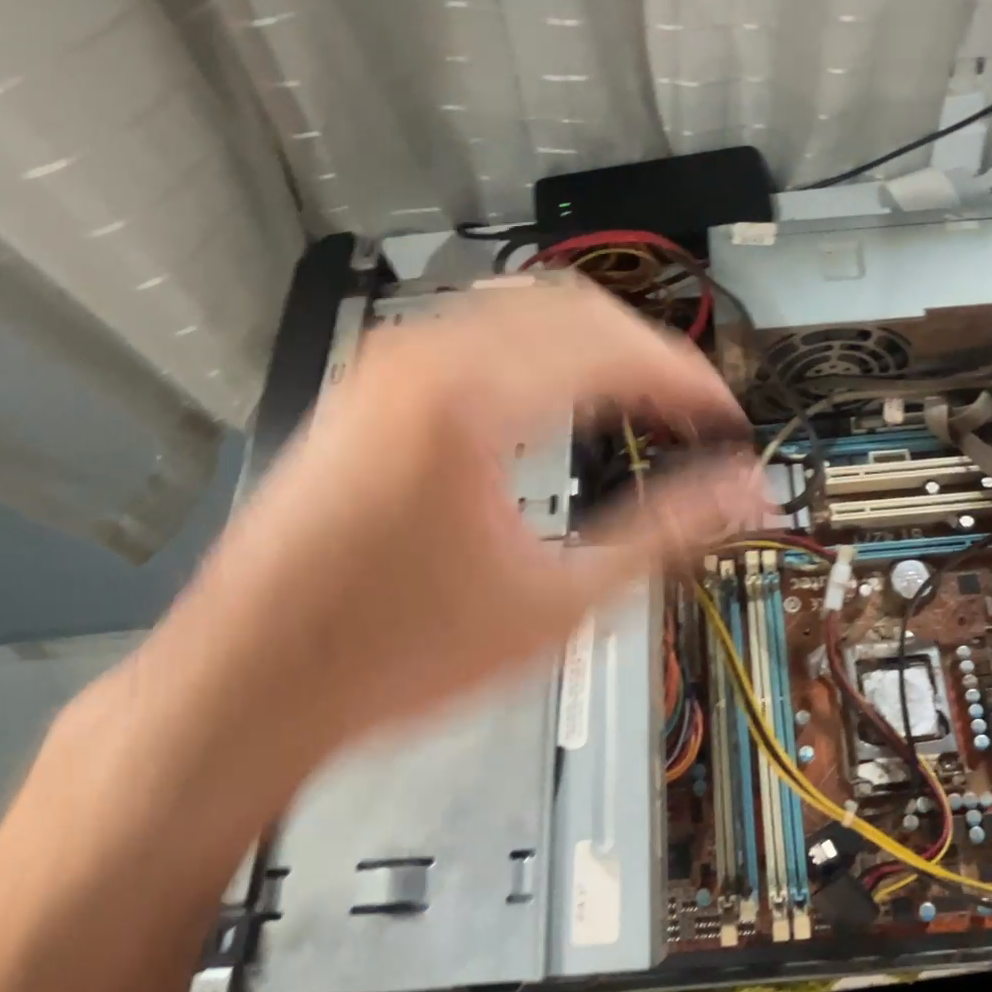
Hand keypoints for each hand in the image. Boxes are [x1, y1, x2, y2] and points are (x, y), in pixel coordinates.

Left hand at [151, 274, 761, 769]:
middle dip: (649, 354)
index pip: (620, 350)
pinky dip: (536, 353)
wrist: (246, 683)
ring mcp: (386, 362)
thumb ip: (665, 535)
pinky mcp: (366, 384)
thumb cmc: (397, 655)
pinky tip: (555, 402)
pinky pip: (475, 332)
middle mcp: (426, 355)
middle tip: (691, 412)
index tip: (728, 418)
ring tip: (637, 402)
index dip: (691, 381)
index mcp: (476, 399)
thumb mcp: (556, 605)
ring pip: (523, 310)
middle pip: (577, 309)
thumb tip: (745, 494)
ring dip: (593, 346)